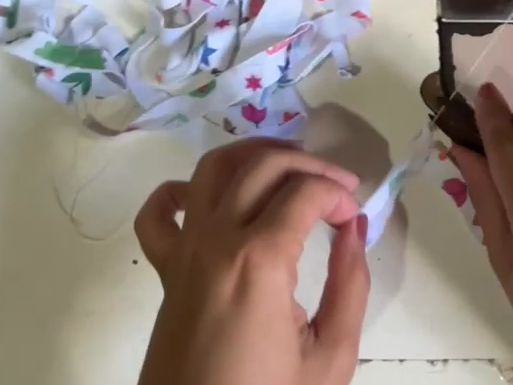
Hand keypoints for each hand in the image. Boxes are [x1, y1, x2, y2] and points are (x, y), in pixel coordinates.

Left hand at [134, 138, 369, 384]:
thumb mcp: (330, 358)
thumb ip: (351, 285)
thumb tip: (353, 229)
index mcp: (259, 259)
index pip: (305, 192)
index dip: (337, 193)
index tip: (354, 216)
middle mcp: (216, 239)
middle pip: (263, 165)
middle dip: (308, 164)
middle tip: (336, 188)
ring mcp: (184, 250)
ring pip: (212, 168)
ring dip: (252, 154)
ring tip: (286, 166)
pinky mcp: (165, 270)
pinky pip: (158, 213)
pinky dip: (181, 192)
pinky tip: (212, 198)